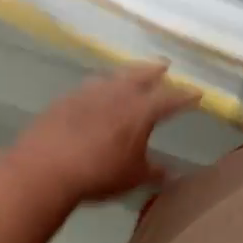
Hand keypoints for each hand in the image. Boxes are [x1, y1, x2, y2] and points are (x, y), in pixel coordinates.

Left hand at [3, 62, 202, 204]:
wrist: (45, 169)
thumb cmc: (99, 173)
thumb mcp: (134, 177)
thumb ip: (155, 172)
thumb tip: (172, 174)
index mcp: (141, 111)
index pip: (171, 98)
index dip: (186, 95)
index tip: (198, 93)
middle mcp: (118, 94)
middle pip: (140, 75)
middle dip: (154, 70)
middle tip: (164, 65)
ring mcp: (88, 94)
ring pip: (113, 76)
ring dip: (125, 74)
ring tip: (130, 74)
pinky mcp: (65, 100)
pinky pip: (88, 87)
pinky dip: (99, 87)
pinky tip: (95, 93)